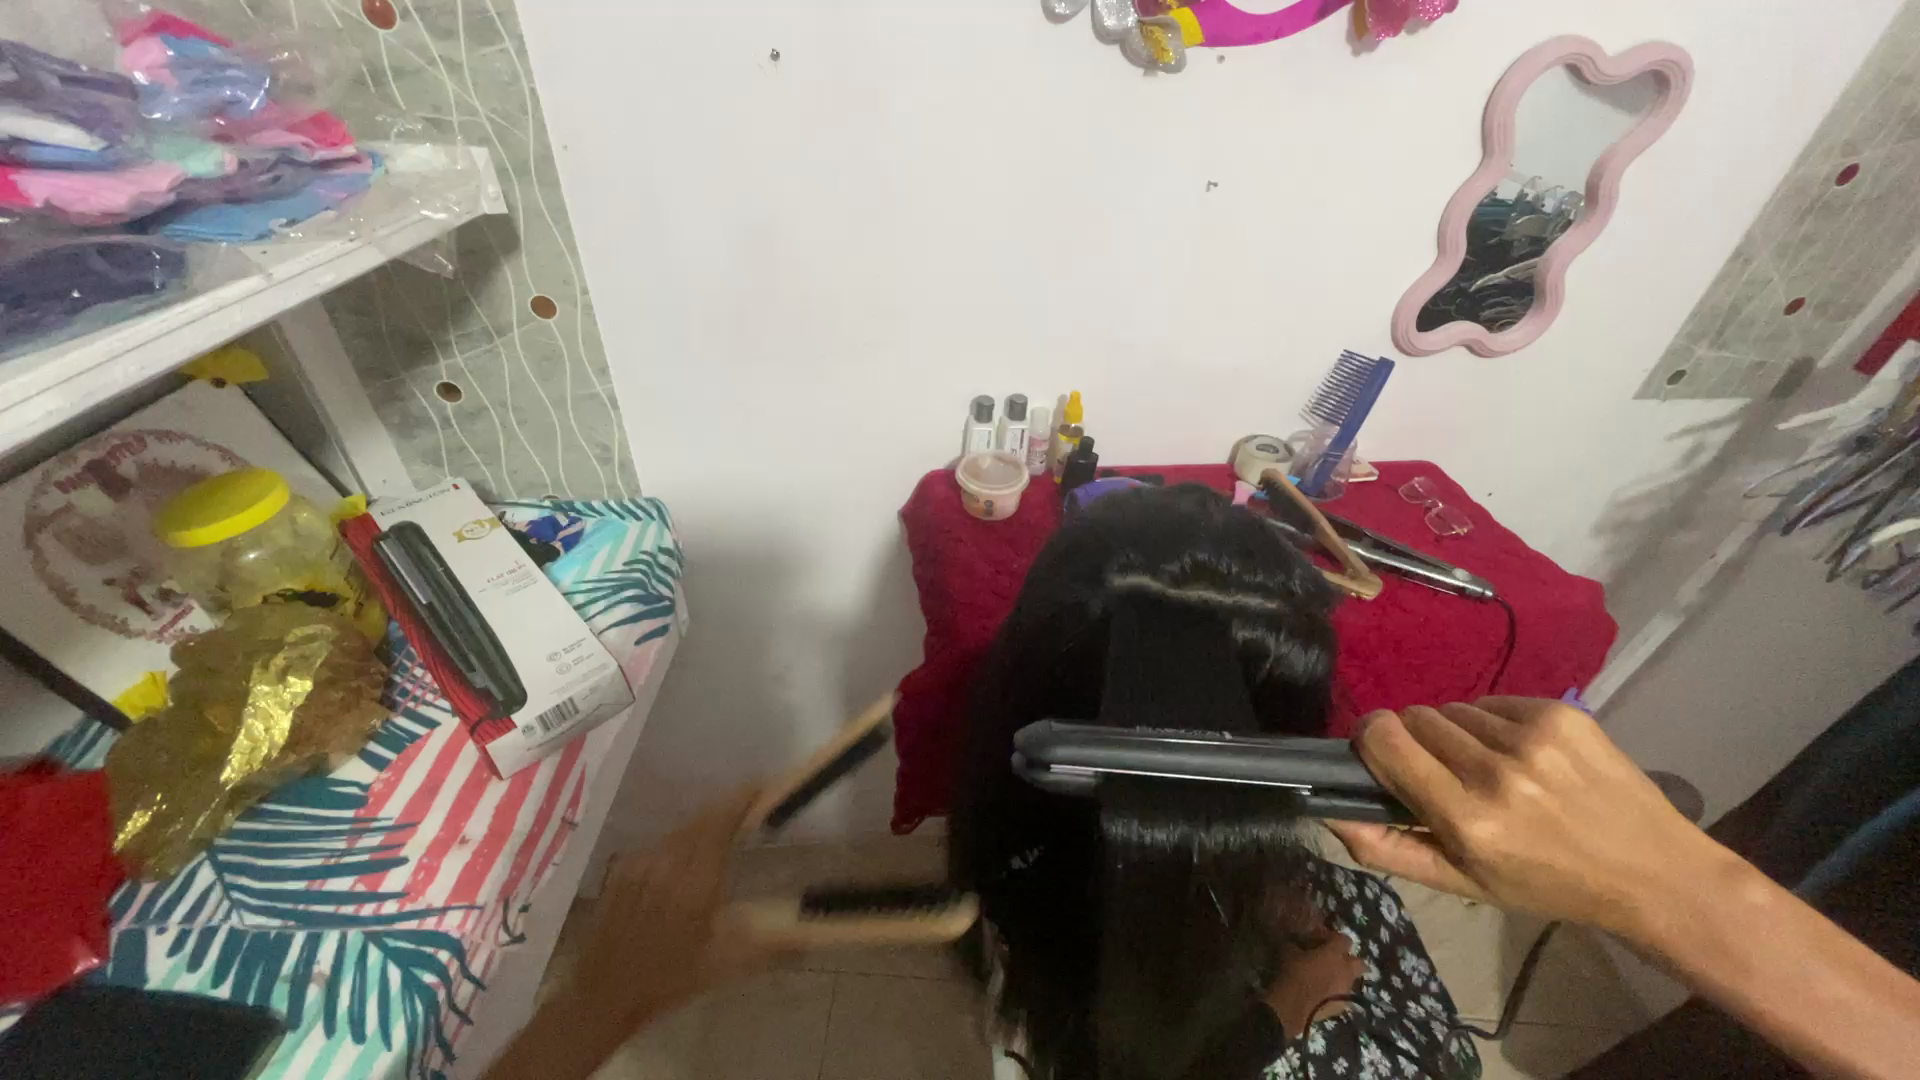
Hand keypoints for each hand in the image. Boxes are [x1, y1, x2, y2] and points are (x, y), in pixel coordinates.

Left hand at [563, 788, 785, 1046]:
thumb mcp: (724, 966)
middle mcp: (669, 863)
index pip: (721, 823)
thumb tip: (810, 942)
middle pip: (703, 820)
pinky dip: (678, 843)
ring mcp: (642, 864)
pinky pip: (659, 845)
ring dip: (703, 825)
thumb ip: (770, 948)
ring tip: (721, 829)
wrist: (601, 995)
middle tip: (749, 805)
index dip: (741, 801)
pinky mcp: (623, 871)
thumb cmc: (668, 980)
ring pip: (680, 831)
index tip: (760, 787)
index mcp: (697, 881)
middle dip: (727, 808)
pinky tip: (683, 859)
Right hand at [1264, 921, 1364, 1037]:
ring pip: (1352, 979)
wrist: (1296, 1007)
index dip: (1333, 937)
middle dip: (1350, 959)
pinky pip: (1344, 995)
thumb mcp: (1288, 951)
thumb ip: (1297, 944)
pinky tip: (1323, 992)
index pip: (1344, 939)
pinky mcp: (1343, 1006)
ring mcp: (1347, 989)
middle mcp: (1346, 970)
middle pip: (1359, 962)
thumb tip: (1297, 942)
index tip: (1320, 939)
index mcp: (1334, 953)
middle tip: (1333, 959)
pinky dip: (1336, 992)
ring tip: (1327, 977)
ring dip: (1343, 976)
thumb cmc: (1293, 973)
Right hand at [1326, 697, 1737, 937]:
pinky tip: (1522, 754)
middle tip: (1445, 772)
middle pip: (1414, 718)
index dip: (1372, 738)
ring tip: (1490, 766)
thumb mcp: (1461, 882)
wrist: (1659, 876)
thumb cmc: (1547, 884)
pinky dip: (1494, 723)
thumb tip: (1325, 809)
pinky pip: (1492, 701)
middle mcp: (1496, 773)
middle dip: (1417, 740)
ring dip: (1457, 733)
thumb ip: (1385, 848)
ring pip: (1452, 708)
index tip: (1380, 752)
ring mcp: (1533, 738)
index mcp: (1467, 819)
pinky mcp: (1561, 714)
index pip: (1384, 740)